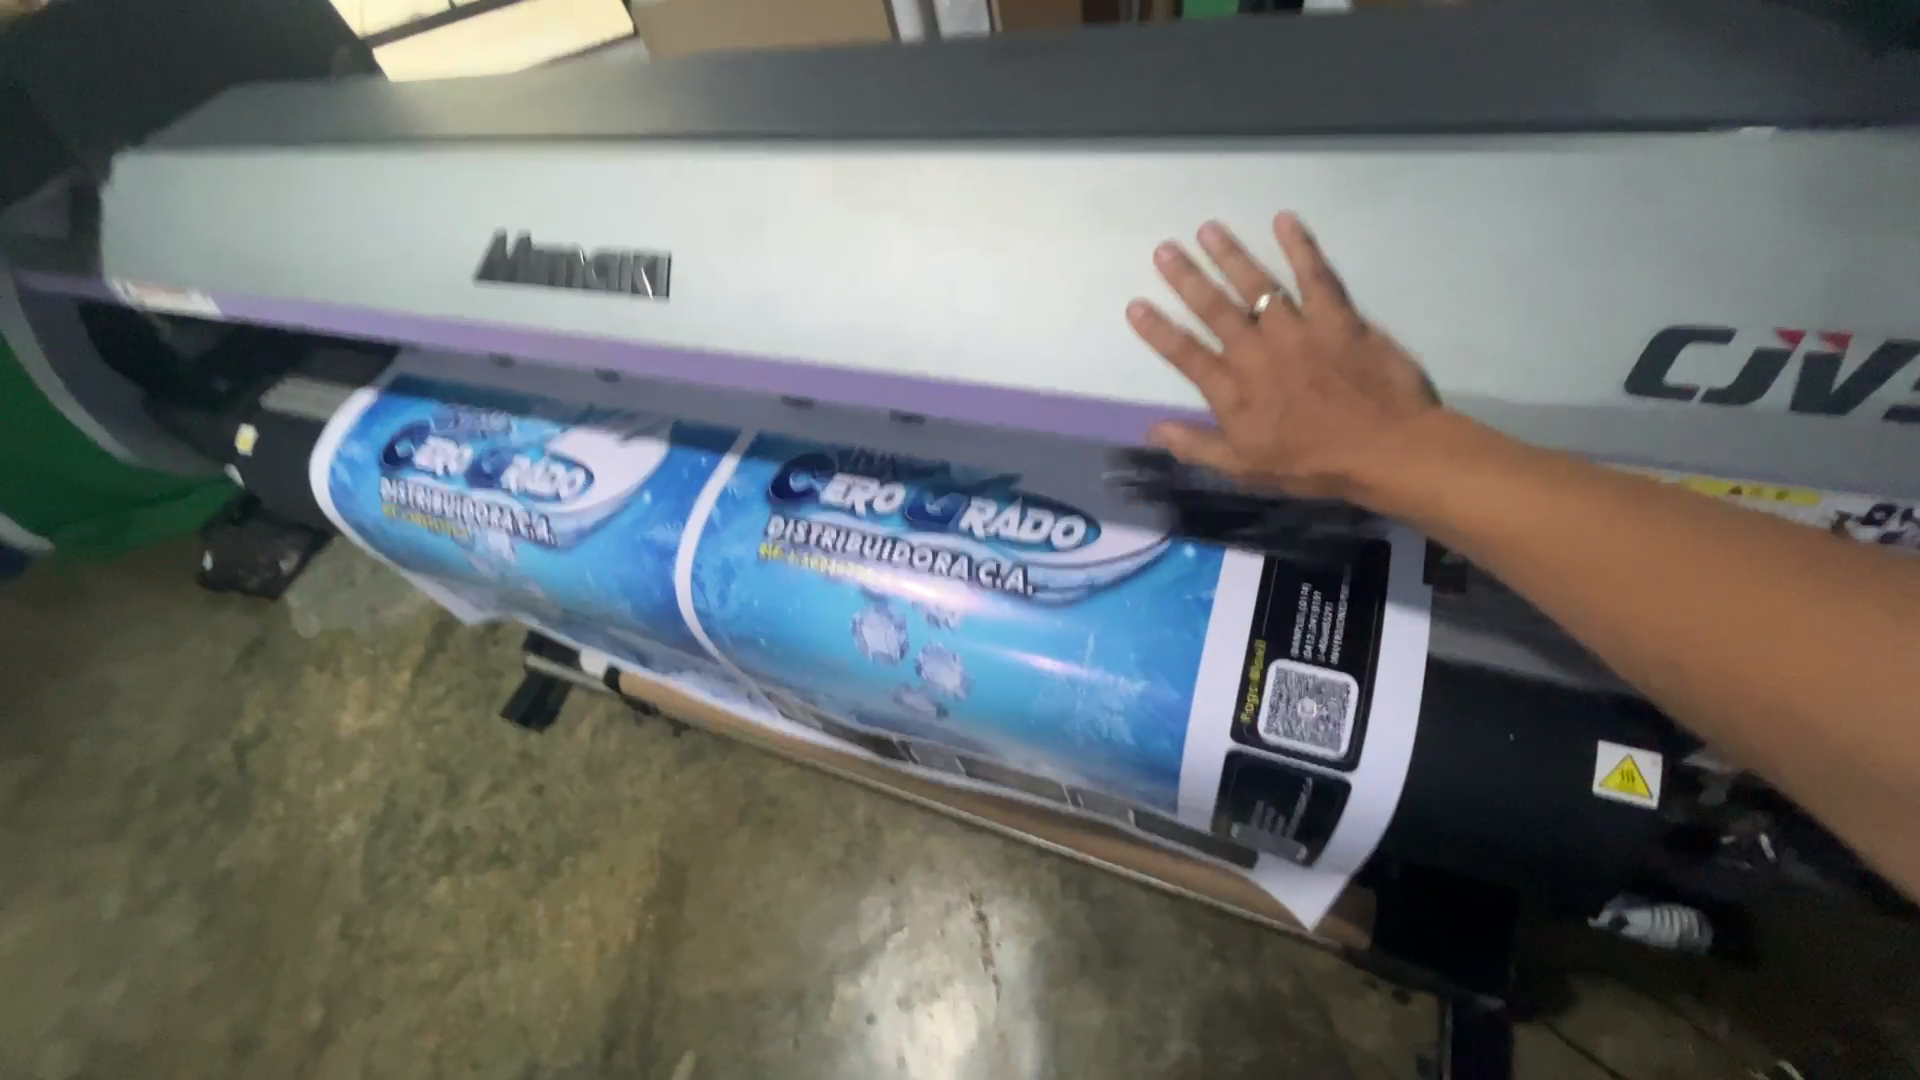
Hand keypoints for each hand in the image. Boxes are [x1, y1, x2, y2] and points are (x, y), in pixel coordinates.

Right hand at [1127, 214, 1440, 504]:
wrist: (1385, 449)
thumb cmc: (1312, 465)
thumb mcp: (1244, 468)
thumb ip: (1196, 446)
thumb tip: (1152, 431)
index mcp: (1234, 391)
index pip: (1186, 354)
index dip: (1158, 330)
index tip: (1135, 304)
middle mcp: (1258, 353)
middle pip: (1215, 309)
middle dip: (1187, 279)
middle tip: (1164, 249)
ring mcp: (1298, 331)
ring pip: (1258, 285)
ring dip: (1231, 256)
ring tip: (1208, 230)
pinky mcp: (1337, 318)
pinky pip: (1316, 275)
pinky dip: (1300, 246)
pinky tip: (1284, 220)